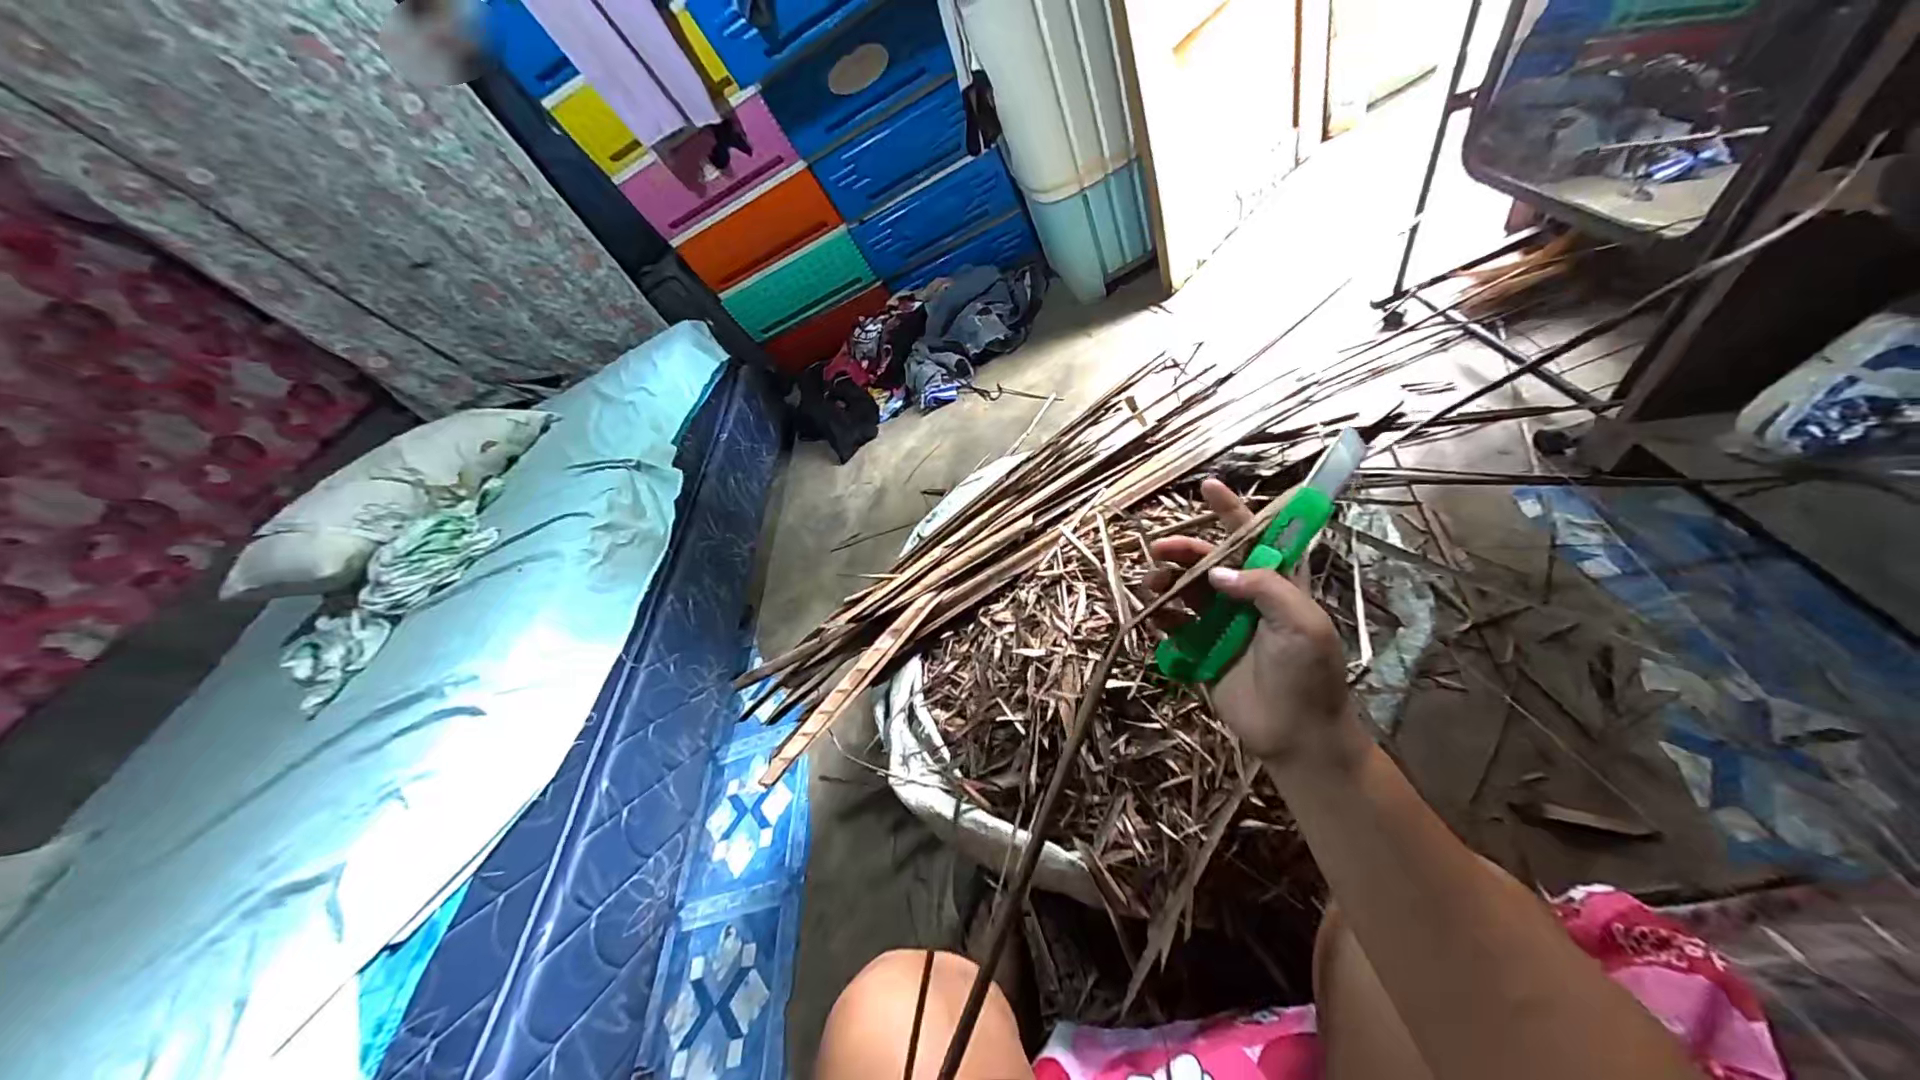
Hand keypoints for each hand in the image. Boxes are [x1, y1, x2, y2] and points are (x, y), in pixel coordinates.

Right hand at [1144, 478, 1366, 770]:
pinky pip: (1174, 626)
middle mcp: (1245, 598)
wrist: (1296, 735)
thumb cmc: (1310, 675)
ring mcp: (1221, 625)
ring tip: (1151, 584)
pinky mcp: (1201, 650)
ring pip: (1186, 590)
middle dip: (1184, 550)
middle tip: (1159, 549)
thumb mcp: (1303, 624)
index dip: (1231, 511)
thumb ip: (1265, 589)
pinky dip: (1160, 616)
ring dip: (1167, 581)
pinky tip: (1152, 614)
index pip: (1254, 537)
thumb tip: (1216, 572)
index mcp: (1277, 585)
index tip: (1207, 486)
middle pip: (1209, 561)